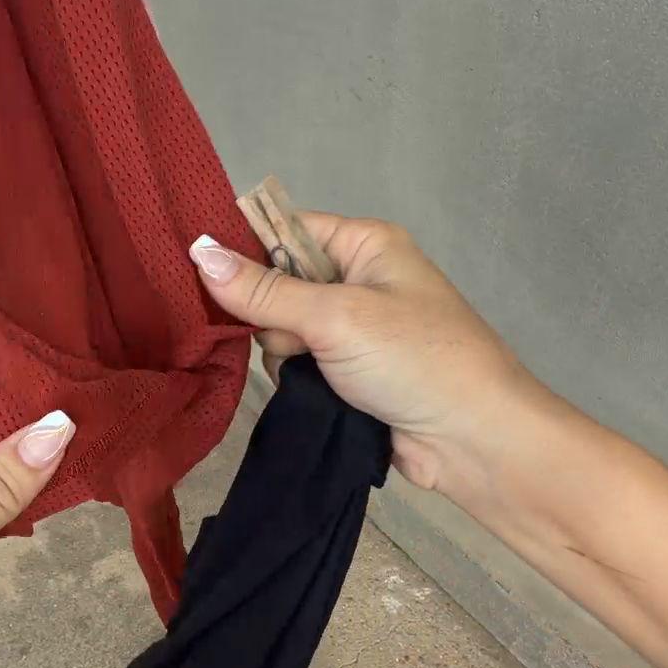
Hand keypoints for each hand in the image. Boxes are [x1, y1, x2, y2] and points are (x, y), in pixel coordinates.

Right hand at [189, 215, 551, 492]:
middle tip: (291, 336)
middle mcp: (355, 279)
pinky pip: (293, 361)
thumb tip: (197, 252)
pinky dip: (292, 376)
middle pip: (275, 282)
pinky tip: (309, 389)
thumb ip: (264, 291)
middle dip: (269, 314)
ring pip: (278, 328)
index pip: (285, 229)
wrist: (470, 438)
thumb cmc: (413, 359)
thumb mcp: (336, 316)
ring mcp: (349, 327)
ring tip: (311, 370)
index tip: (205, 276)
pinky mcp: (343, 369)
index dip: (246, 250)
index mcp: (363, 245)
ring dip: (282, 352)